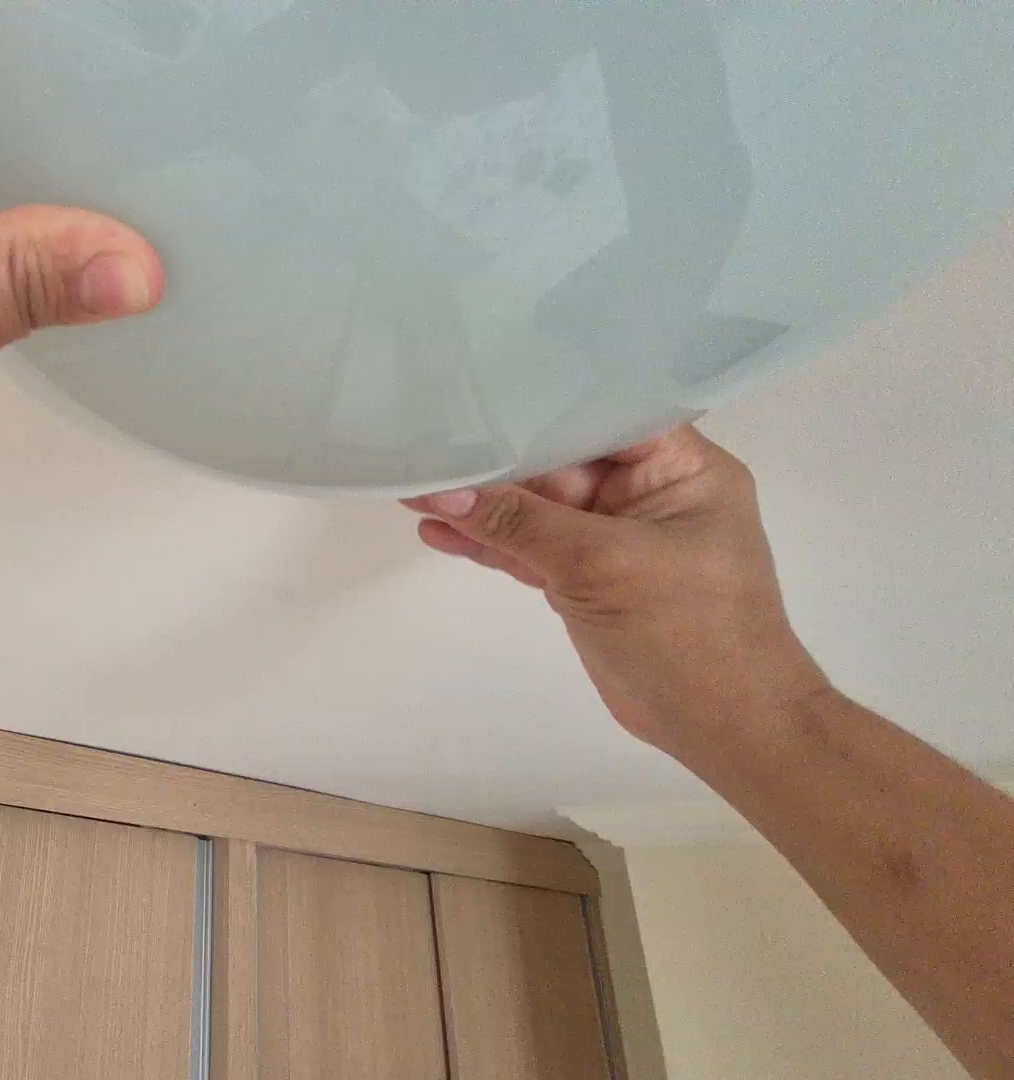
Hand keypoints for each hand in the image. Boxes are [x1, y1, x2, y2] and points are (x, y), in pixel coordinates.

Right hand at [404, 426, 829, 753]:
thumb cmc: (688, 630)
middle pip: (555, 466)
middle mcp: (641, 496)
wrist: (719, 724)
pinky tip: (436, 533)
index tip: (477, 396)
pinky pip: (522, 548)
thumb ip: (518, 523)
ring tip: (413, 493)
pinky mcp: (579, 577)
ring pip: (530, 511)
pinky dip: (483, 543)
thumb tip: (442, 493)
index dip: (542, 406)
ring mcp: (606, 539)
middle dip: (492, 464)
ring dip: (477, 507)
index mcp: (679, 471)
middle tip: (425, 453)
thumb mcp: (600, 563)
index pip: (603, 419)